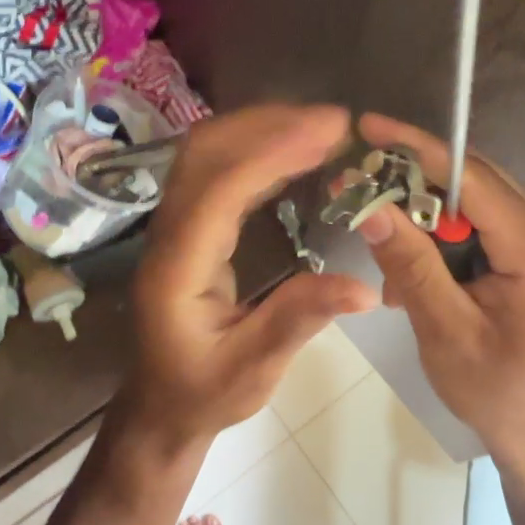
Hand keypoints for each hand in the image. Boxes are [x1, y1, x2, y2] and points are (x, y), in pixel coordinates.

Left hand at [126, 106, 378, 445]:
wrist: (161, 404)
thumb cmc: (203, 392)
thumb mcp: (253, 371)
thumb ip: (297, 322)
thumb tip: (364, 288)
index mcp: (178, 266)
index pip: (220, 189)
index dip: (272, 152)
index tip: (328, 131)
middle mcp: (169, 233)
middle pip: (205, 152)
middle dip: (267, 125)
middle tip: (333, 121)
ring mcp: (173, 225)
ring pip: (206, 152)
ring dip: (260, 129)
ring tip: (321, 128)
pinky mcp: (187, 225)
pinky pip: (215, 169)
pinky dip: (255, 149)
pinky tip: (295, 151)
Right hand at [352, 113, 524, 460]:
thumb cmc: (494, 388)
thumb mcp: (443, 329)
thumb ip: (410, 263)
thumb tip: (368, 206)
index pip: (473, 179)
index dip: (418, 148)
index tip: (369, 126)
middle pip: (471, 179)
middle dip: (410, 179)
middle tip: (356, 183)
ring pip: (470, 198)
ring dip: (420, 217)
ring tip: (385, 259)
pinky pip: (475, 221)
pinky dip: (436, 237)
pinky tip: (410, 277)